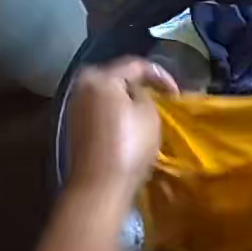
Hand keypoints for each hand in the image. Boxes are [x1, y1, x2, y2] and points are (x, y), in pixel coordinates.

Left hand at [65, 57, 176, 197]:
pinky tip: (129, 120)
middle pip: (117, 76)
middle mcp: (82, 85)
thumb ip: (145, 93)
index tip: (177, 92)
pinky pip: (99, 108)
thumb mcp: (148, 114)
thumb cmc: (129, 147)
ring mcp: (75, 105)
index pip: (136, 64)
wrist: (99, 186)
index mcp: (100, 77)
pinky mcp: (74, 125)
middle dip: (140, 84)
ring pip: (107, 92)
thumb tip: (137, 91)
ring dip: (126, 97)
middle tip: (161, 95)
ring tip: (147, 108)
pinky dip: (115, 110)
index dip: (161, 75)